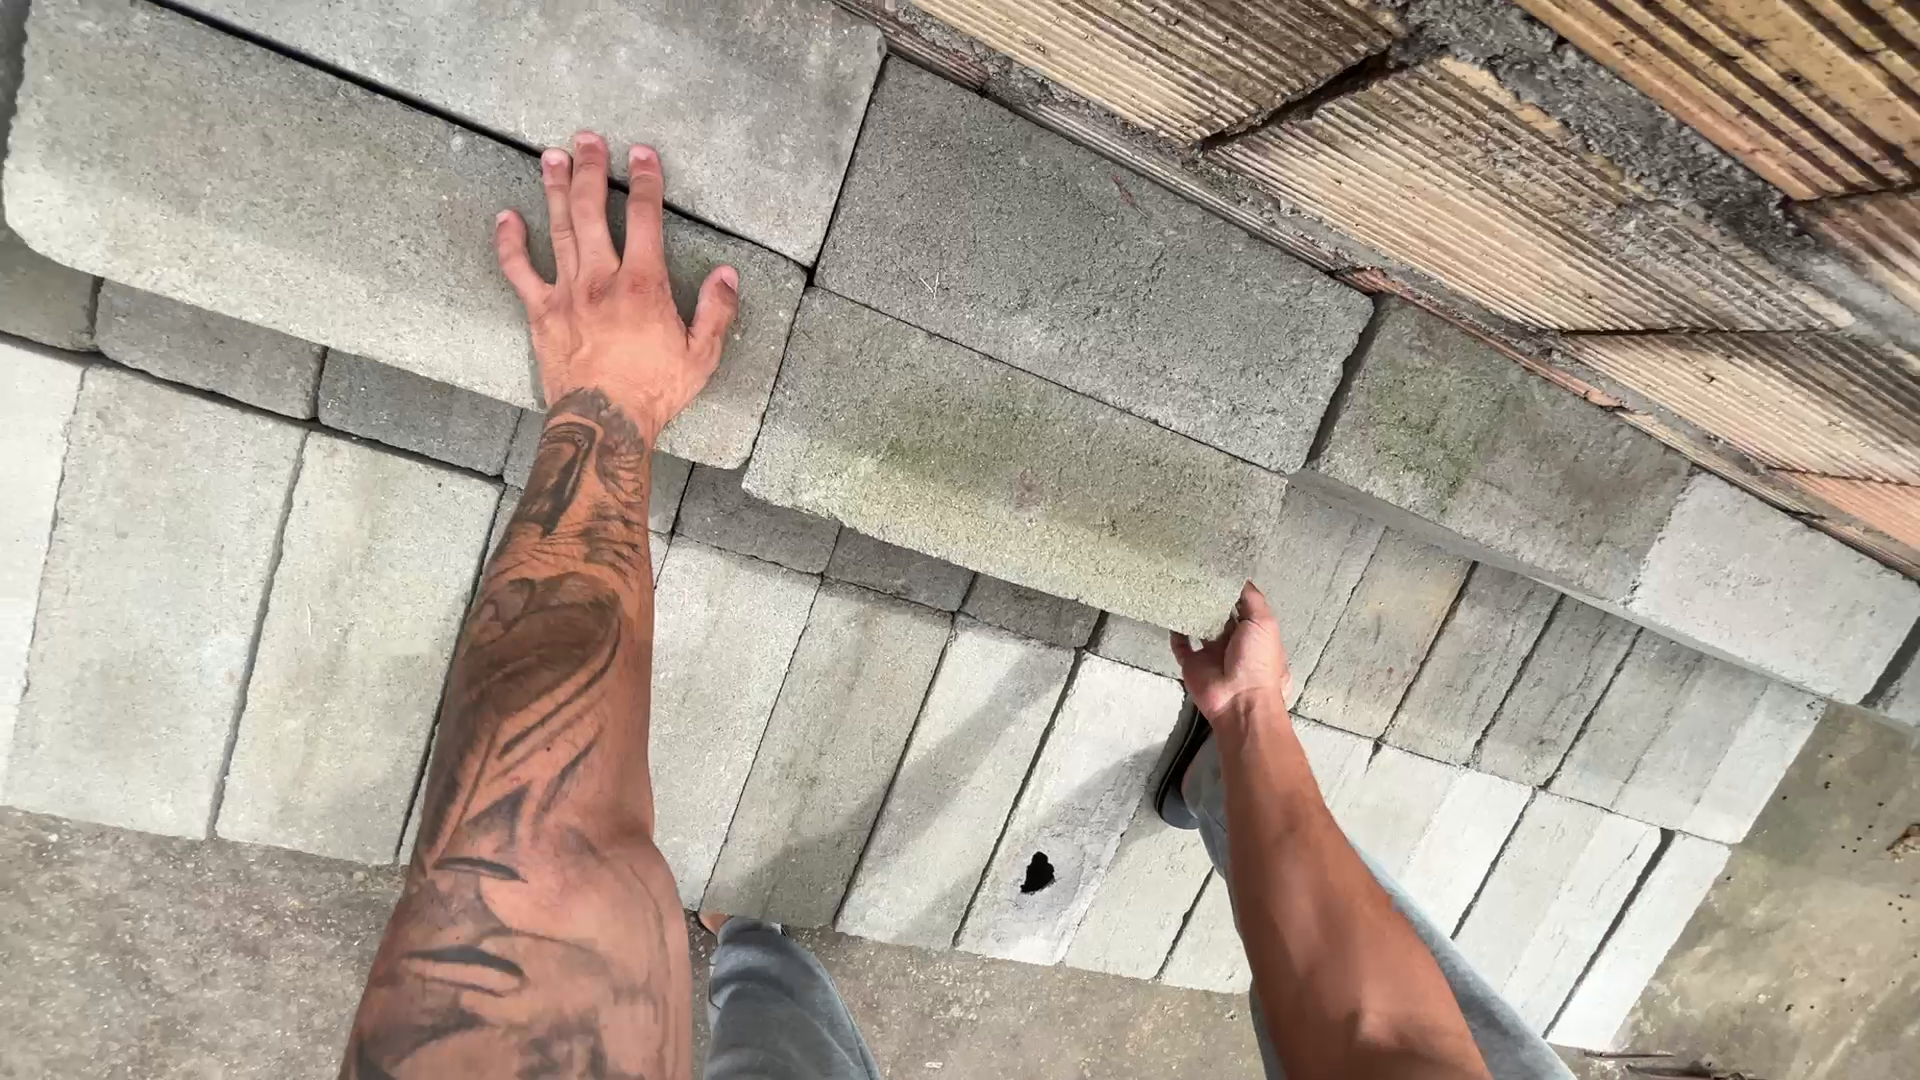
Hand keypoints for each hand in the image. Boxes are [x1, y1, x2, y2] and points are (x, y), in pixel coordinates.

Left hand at [494, 131, 739, 446]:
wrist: (606, 420)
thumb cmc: (657, 390)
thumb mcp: (701, 355)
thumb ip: (716, 312)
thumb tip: (727, 275)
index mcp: (643, 286)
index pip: (644, 220)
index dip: (645, 183)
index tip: (643, 155)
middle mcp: (601, 279)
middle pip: (591, 211)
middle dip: (591, 170)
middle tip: (589, 140)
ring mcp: (567, 292)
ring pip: (557, 228)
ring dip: (554, 188)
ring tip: (552, 157)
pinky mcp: (542, 311)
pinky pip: (519, 270)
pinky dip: (511, 242)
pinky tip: (507, 217)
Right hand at [1171, 582, 1297, 733]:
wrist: (1239, 699)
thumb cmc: (1257, 660)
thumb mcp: (1264, 622)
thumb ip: (1252, 599)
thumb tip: (1240, 578)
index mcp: (1253, 633)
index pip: (1241, 606)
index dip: (1231, 591)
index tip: (1217, 570)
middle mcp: (1231, 641)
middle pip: (1217, 615)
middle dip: (1208, 599)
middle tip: (1194, 575)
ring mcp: (1210, 652)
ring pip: (1197, 627)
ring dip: (1190, 612)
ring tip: (1179, 589)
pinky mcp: (1192, 662)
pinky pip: (1180, 644)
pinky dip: (1175, 631)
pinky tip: (1171, 613)